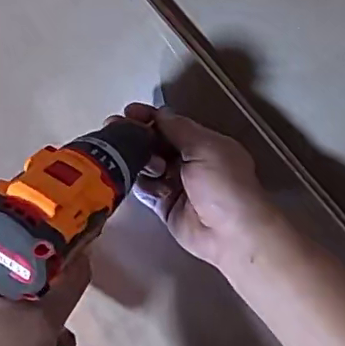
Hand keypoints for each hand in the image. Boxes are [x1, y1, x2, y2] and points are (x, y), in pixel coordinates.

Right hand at [118, 103, 290, 273]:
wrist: (232, 233)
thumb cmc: (224, 184)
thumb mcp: (205, 148)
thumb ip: (178, 129)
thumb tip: (160, 113)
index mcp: (203, 143)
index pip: (171, 125)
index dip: (151, 117)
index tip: (129, 112)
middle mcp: (189, 162)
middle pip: (156, 143)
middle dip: (137, 135)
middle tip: (113, 128)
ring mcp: (176, 184)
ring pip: (147, 165)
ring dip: (137, 159)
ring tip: (125, 156)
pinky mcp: (165, 205)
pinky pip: (145, 189)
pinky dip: (138, 182)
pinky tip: (128, 175)